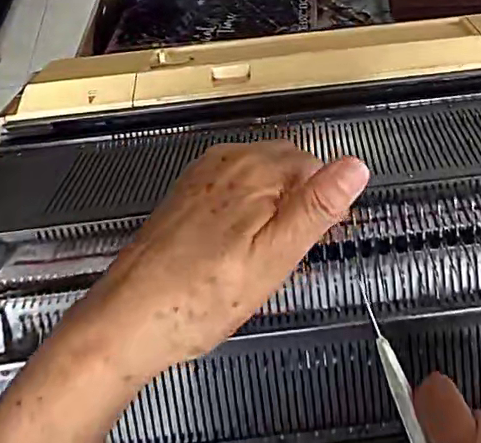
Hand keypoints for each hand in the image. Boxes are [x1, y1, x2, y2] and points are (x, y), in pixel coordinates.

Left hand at [75, 141, 370, 375]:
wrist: (125, 320)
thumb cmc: (195, 298)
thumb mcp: (274, 258)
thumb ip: (317, 207)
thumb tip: (355, 167)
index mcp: (258, 170)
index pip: (317, 168)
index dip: (320, 207)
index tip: (310, 239)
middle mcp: (232, 160)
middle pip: (291, 169)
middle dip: (295, 205)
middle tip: (280, 253)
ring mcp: (207, 173)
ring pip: (263, 178)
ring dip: (270, 207)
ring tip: (254, 254)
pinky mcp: (190, 189)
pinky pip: (235, 186)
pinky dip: (243, 210)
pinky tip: (229, 247)